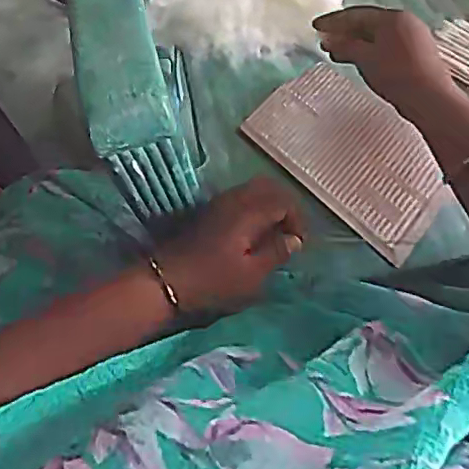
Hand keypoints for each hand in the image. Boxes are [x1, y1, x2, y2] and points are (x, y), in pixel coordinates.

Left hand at [154, 178, 304, 312]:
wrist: (168, 280)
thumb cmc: (213, 281)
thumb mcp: (252, 275)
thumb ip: (276, 252)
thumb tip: (294, 238)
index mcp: (248, 211)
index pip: (283, 199)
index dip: (298, 217)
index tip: (300, 242)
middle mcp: (234, 198)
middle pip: (268, 186)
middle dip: (285, 205)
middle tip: (291, 233)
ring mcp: (219, 202)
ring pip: (253, 189)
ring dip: (269, 206)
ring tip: (275, 235)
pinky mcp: (210, 210)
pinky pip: (240, 197)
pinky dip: (254, 208)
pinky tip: (254, 233)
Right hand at [313, 6, 457, 117]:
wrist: (431, 100)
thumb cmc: (396, 74)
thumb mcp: (364, 58)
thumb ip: (343, 45)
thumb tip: (327, 38)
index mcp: (392, 17)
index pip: (356, 14)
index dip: (333, 21)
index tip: (315, 26)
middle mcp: (405, 22)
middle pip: (368, 23)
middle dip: (344, 32)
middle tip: (324, 40)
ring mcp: (414, 37)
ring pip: (377, 36)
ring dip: (355, 43)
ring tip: (337, 53)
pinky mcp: (418, 53)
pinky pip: (387, 45)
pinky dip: (369, 50)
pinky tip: (358, 60)